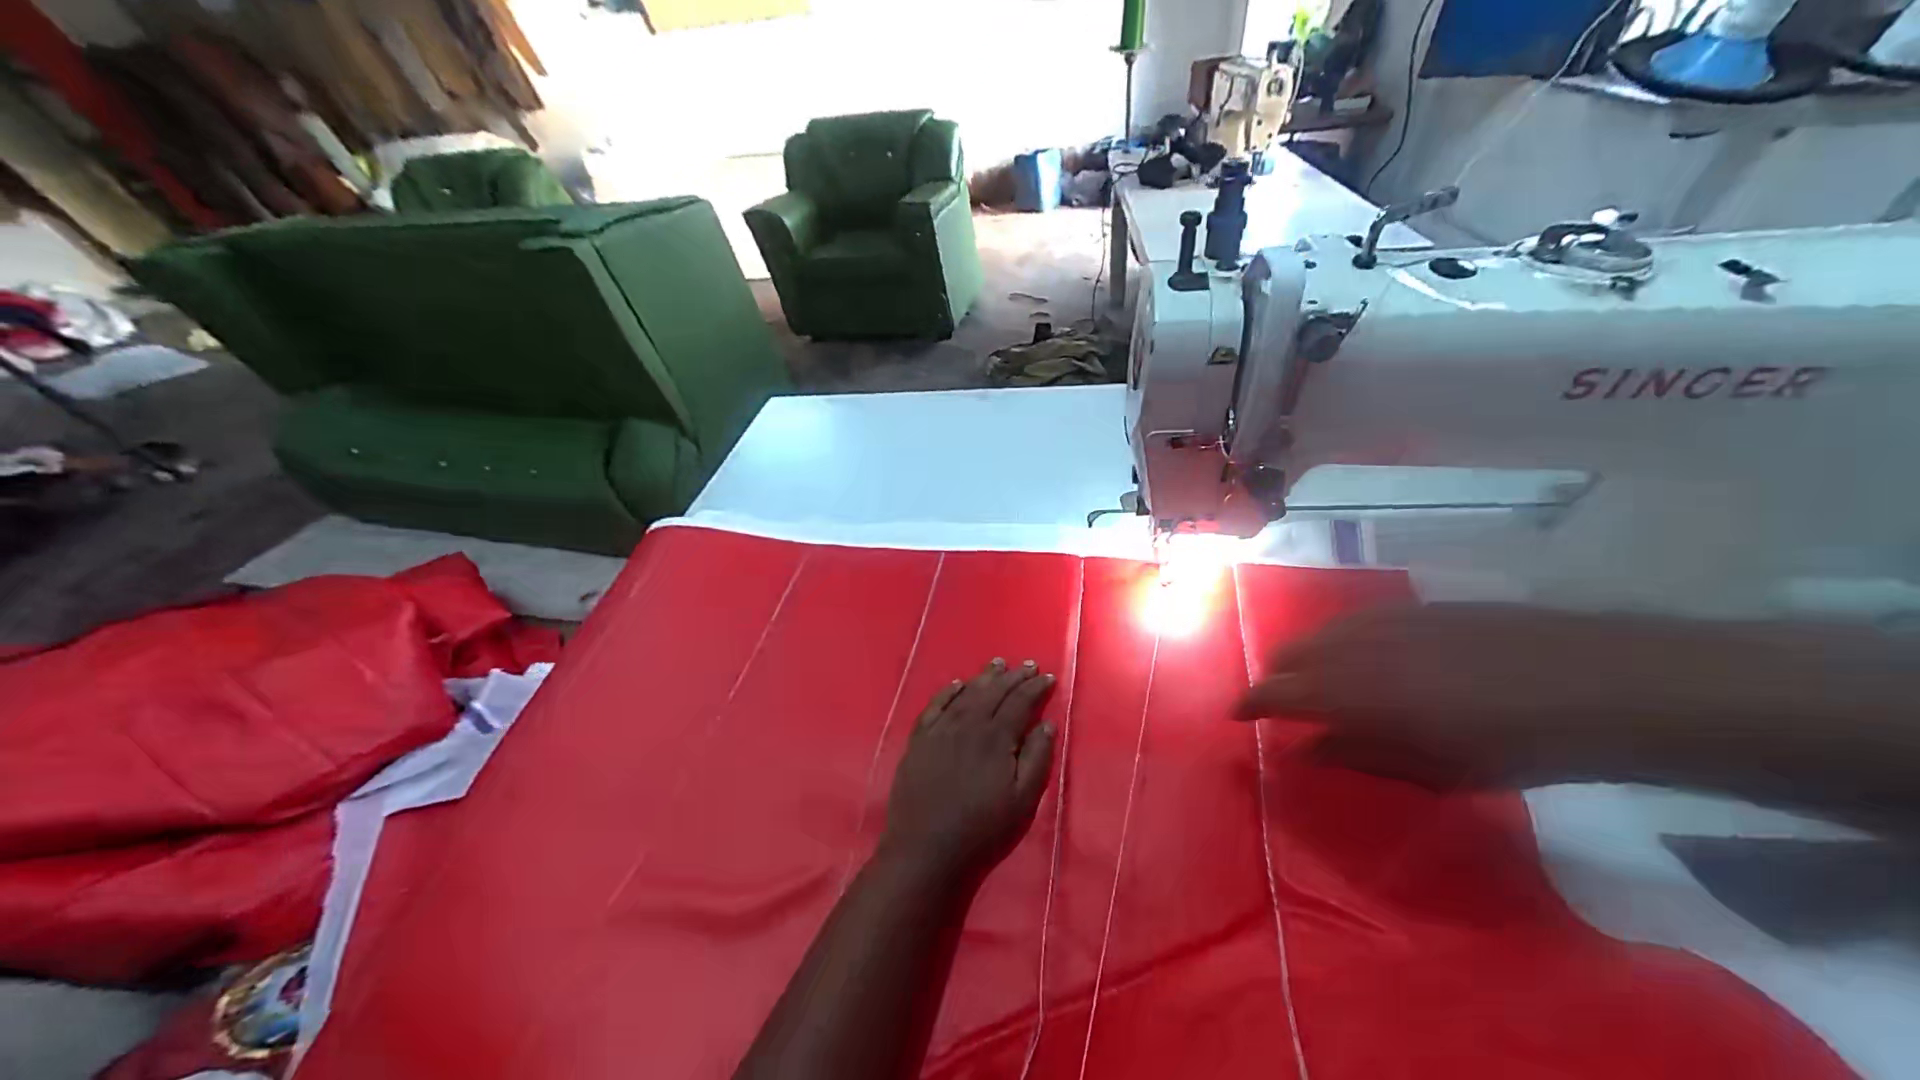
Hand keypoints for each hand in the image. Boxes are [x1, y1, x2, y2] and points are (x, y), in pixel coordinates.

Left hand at [880, 658, 1057, 882]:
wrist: (925, 848)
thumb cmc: (981, 829)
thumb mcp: (1023, 801)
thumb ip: (1037, 758)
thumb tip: (1047, 723)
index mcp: (996, 737)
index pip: (1019, 702)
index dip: (1035, 688)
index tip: (1047, 677)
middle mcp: (967, 724)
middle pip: (993, 692)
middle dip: (1013, 677)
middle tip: (1027, 665)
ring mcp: (940, 730)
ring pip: (965, 694)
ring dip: (983, 677)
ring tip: (997, 664)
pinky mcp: (919, 740)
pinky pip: (935, 706)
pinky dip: (948, 691)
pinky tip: (957, 684)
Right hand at [1236, 603, 1919, 791]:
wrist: (1593, 684)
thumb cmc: (1507, 746)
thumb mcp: (1428, 769)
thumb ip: (1355, 753)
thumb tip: (1303, 747)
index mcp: (1346, 690)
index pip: (1274, 690)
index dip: (1250, 702)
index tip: (1238, 716)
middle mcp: (1351, 645)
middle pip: (1289, 653)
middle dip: (1275, 677)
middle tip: (1280, 703)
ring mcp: (1383, 619)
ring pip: (1320, 632)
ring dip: (1306, 655)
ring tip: (1319, 679)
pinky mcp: (1415, 606)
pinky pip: (1355, 620)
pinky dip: (1341, 639)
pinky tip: (1366, 655)